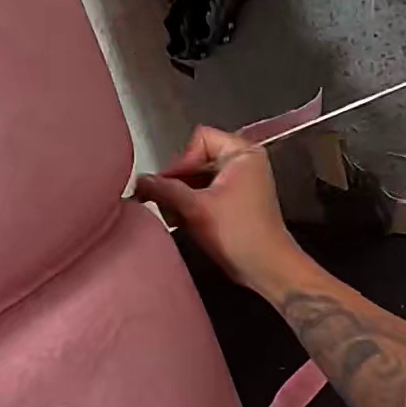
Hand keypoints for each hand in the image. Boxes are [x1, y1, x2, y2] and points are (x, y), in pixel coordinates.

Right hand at [133, 126, 310, 295]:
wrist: (266, 268)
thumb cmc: (237, 233)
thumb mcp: (196, 208)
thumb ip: (164, 189)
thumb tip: (139, 181)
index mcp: (242, 152)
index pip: (200, 139)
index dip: (182, 161)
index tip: (169, 185)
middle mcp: (243, 162)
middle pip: (197, 159)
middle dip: (178, 182)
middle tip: (165, 203)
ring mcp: (240, 182)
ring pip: (198, 178)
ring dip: (182, 196)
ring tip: (173, 216)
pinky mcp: (235, 202)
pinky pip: (205, 193)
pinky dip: (191, 205)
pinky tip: (180, 221)